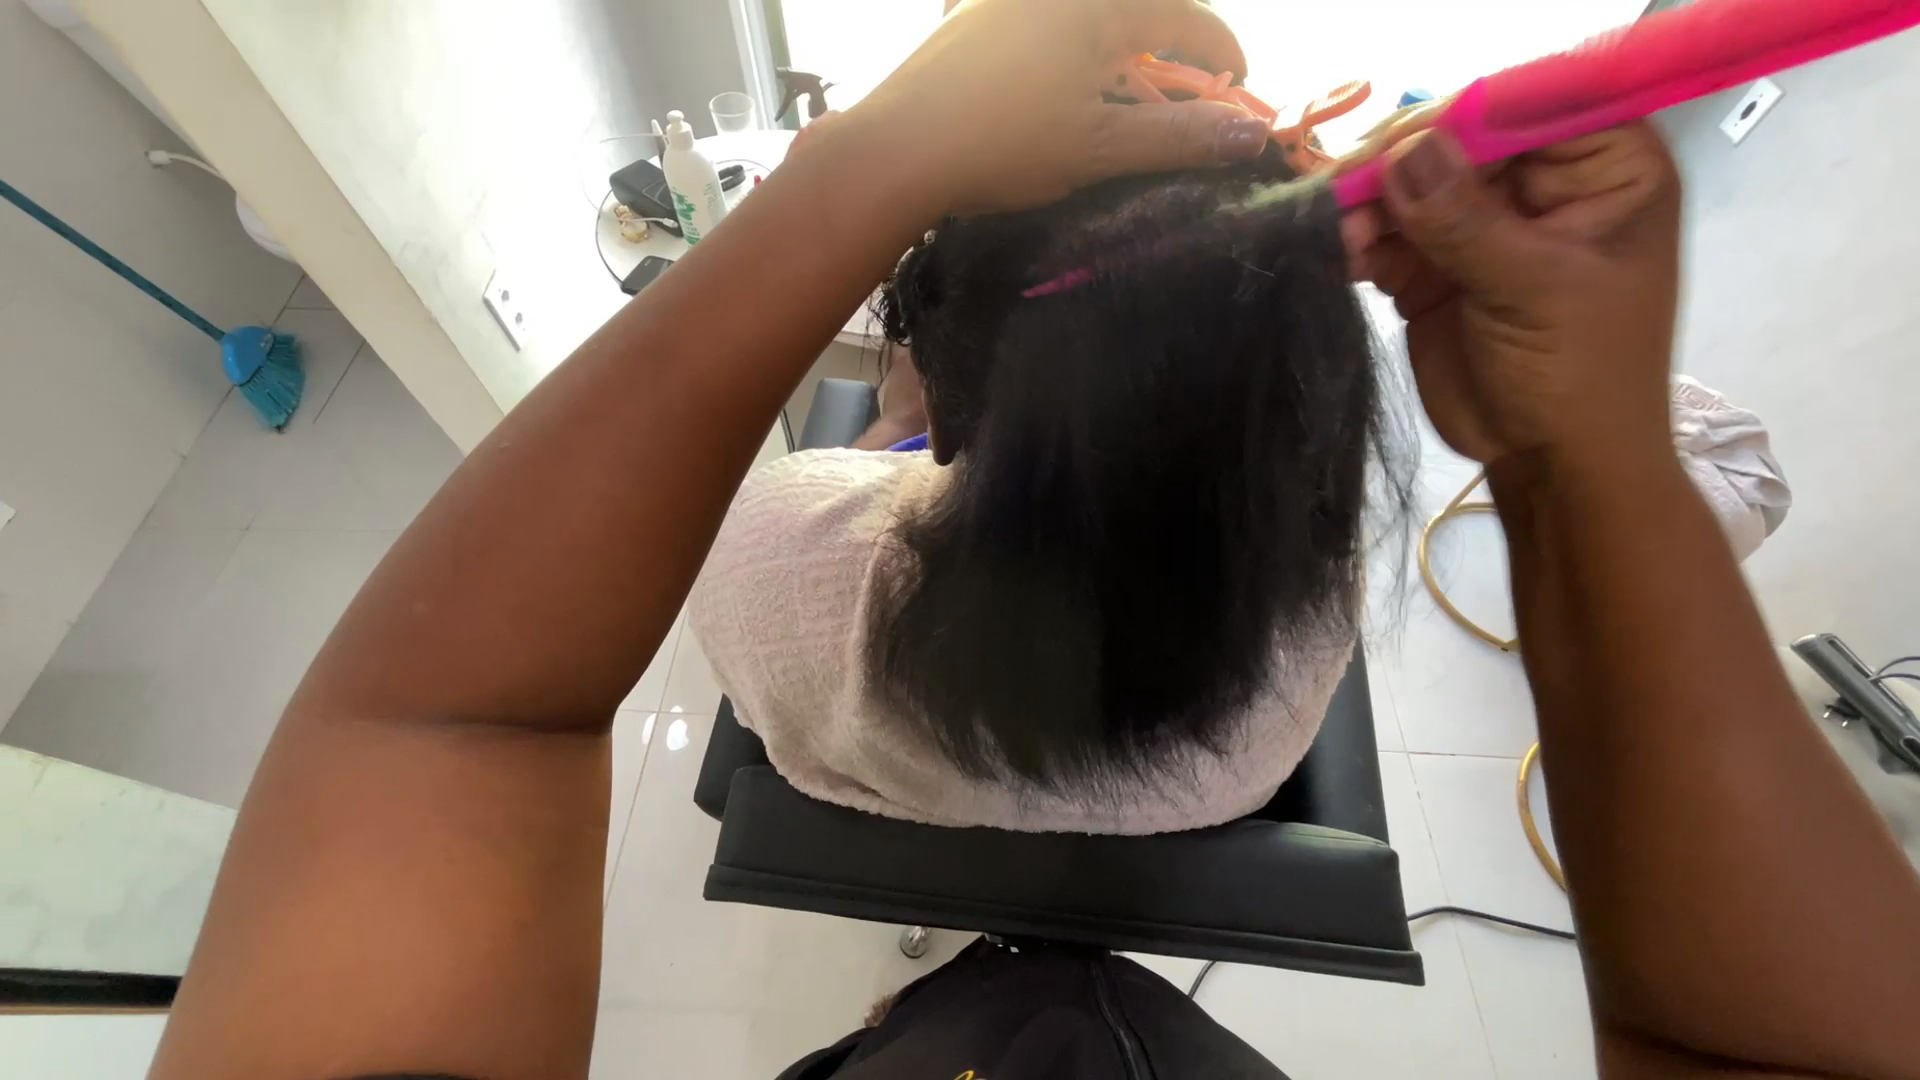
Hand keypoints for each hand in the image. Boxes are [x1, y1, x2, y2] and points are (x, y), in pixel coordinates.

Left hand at [822, 0, 1271, 217]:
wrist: (898, 149)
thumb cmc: (1004, 145)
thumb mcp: (1099, 146)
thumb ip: (1176, 138)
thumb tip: (1251, 135)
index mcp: (1096, 3)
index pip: (1182, 16)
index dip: (1219, 50)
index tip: (1239, 84)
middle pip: (1134, 13)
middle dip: (1167, 52)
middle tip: (1181, 96)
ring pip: (1086, 20)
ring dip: (1116, 54)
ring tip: (1119, 98)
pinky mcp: (973, 19)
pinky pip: (1044, 27)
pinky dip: (1070, 55)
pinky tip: (1057, 91)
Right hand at [1343, 118, 1682, 466]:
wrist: (1545, 453)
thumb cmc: (1577, 371)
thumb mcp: (1532, 290)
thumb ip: (1466, 223)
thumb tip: (1404, 152)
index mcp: (1601, 169)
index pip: (1528, 109)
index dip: (1459, 118)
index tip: (1393, 146)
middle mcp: (1537, 188)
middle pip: (1456, 146)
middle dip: (1397, 169)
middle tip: (1341, 194)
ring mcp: (1479, 230)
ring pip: (1411, 192)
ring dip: (1368, 211)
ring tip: (1339, 240)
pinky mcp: (1433, 270)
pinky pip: (1386, 240)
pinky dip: (1358, 247)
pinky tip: (1339, 260)